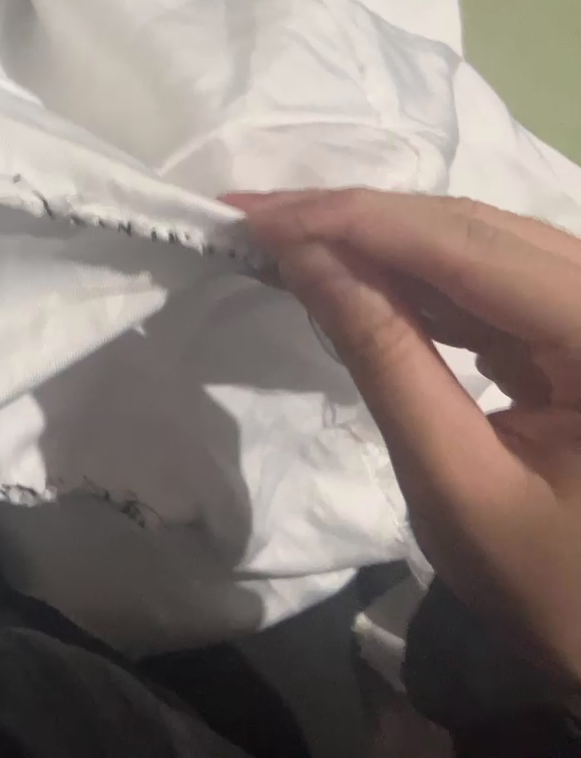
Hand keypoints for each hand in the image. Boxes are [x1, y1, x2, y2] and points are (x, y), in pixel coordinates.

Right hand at [230, 188, 580, 683]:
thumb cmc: (555, 587)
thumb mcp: (450, 474)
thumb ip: (380, 355)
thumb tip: (301, 259)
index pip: (470, 250)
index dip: (352, 221)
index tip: (250, 218)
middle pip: (484, 231)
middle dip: (357, 215)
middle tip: (251, 214)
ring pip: (489, 245)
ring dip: (379, 236)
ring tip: (283, 233)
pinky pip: (497, 282)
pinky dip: (413, 272)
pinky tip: (349, 271)